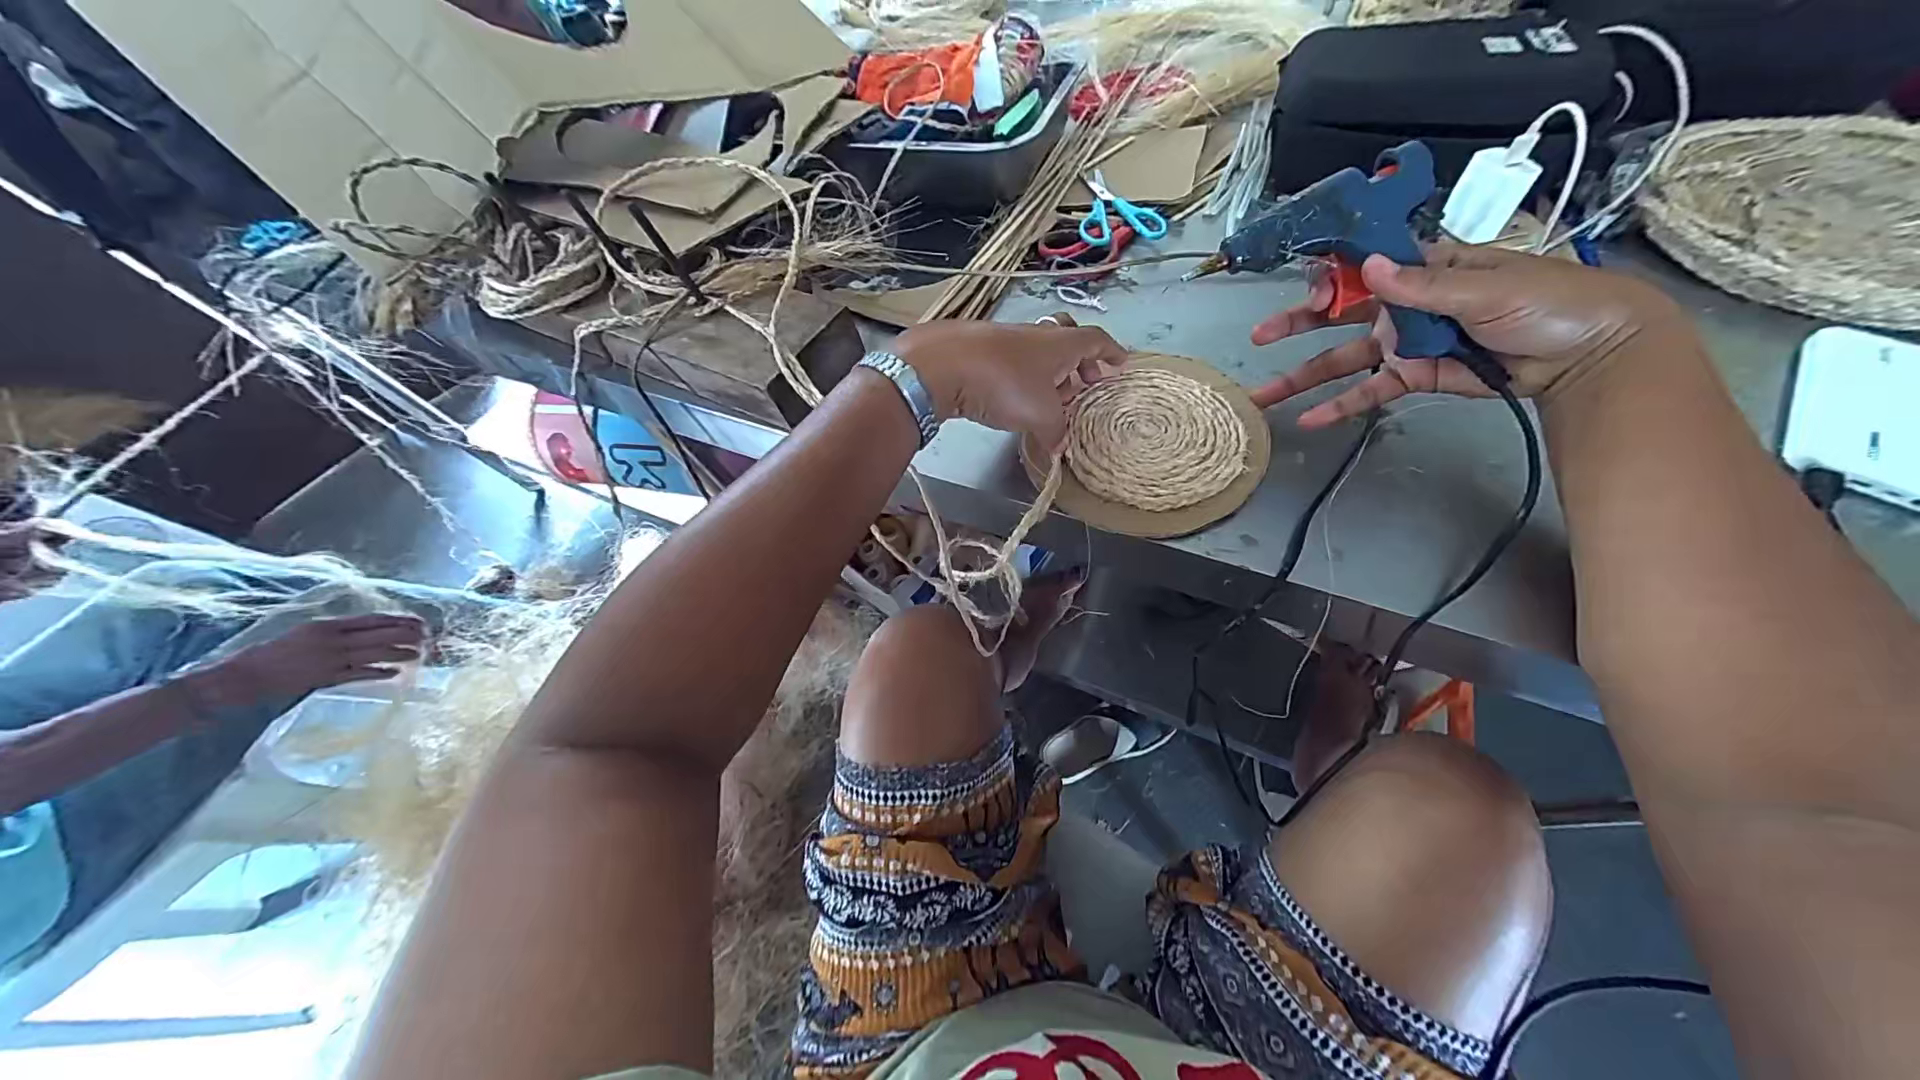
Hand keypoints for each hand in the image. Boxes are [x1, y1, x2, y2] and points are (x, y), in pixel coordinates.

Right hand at [190, 614, 426, 708]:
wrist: (242, 676)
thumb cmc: (273, 652)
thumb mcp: (307, 632)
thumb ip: (336, 631)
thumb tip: (367, 630)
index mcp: (327, 625)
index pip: (372, 620)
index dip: (399, 620)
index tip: (419, 621)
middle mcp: (331, 639)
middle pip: (380, 635)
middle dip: (407, 636)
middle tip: (427, 637)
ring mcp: (329, 659)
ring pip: (374, 654)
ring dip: (399, 654)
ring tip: (417, 654)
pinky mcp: (325, 678)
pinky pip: (359, 674)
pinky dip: (379, 673)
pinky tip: (395, 673)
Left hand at [893, 314, 1128, 448]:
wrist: (941, 365)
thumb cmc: (1003, 384)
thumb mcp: (1040, 415)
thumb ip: (1055, 431)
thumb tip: (1059, 445)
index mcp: (1060, 342)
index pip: (1096, 340)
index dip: (1111, 351)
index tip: (1121, 364)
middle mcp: (1035, 334)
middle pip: (1066, 340)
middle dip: (1079, 361)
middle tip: (1084, 384)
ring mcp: (1004, 339)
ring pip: (1036, 353)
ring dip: (1048, 373)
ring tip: (1050, 400)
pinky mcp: (977, 351)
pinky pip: (1010, 362)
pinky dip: (1021, 378)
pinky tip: (1012, 400)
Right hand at [1248, 246, 1690, 427]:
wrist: (1588, 354)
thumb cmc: (1549, 302)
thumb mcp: (1488, 287)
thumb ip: (1423, 284)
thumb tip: (1369, 267)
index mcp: (1426, 268)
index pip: (1365, 268)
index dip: (1333, 279)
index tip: (1316, 295)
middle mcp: (1407, 303)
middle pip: (1342, 313)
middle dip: (1298, 324)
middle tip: (1262, 335)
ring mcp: (1407, 342)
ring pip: (1344, 359)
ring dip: (1304, 376)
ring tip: (1265, 393)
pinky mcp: (1413, 376)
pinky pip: (1369, 391)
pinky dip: (1340, 405)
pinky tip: (1310, 418)